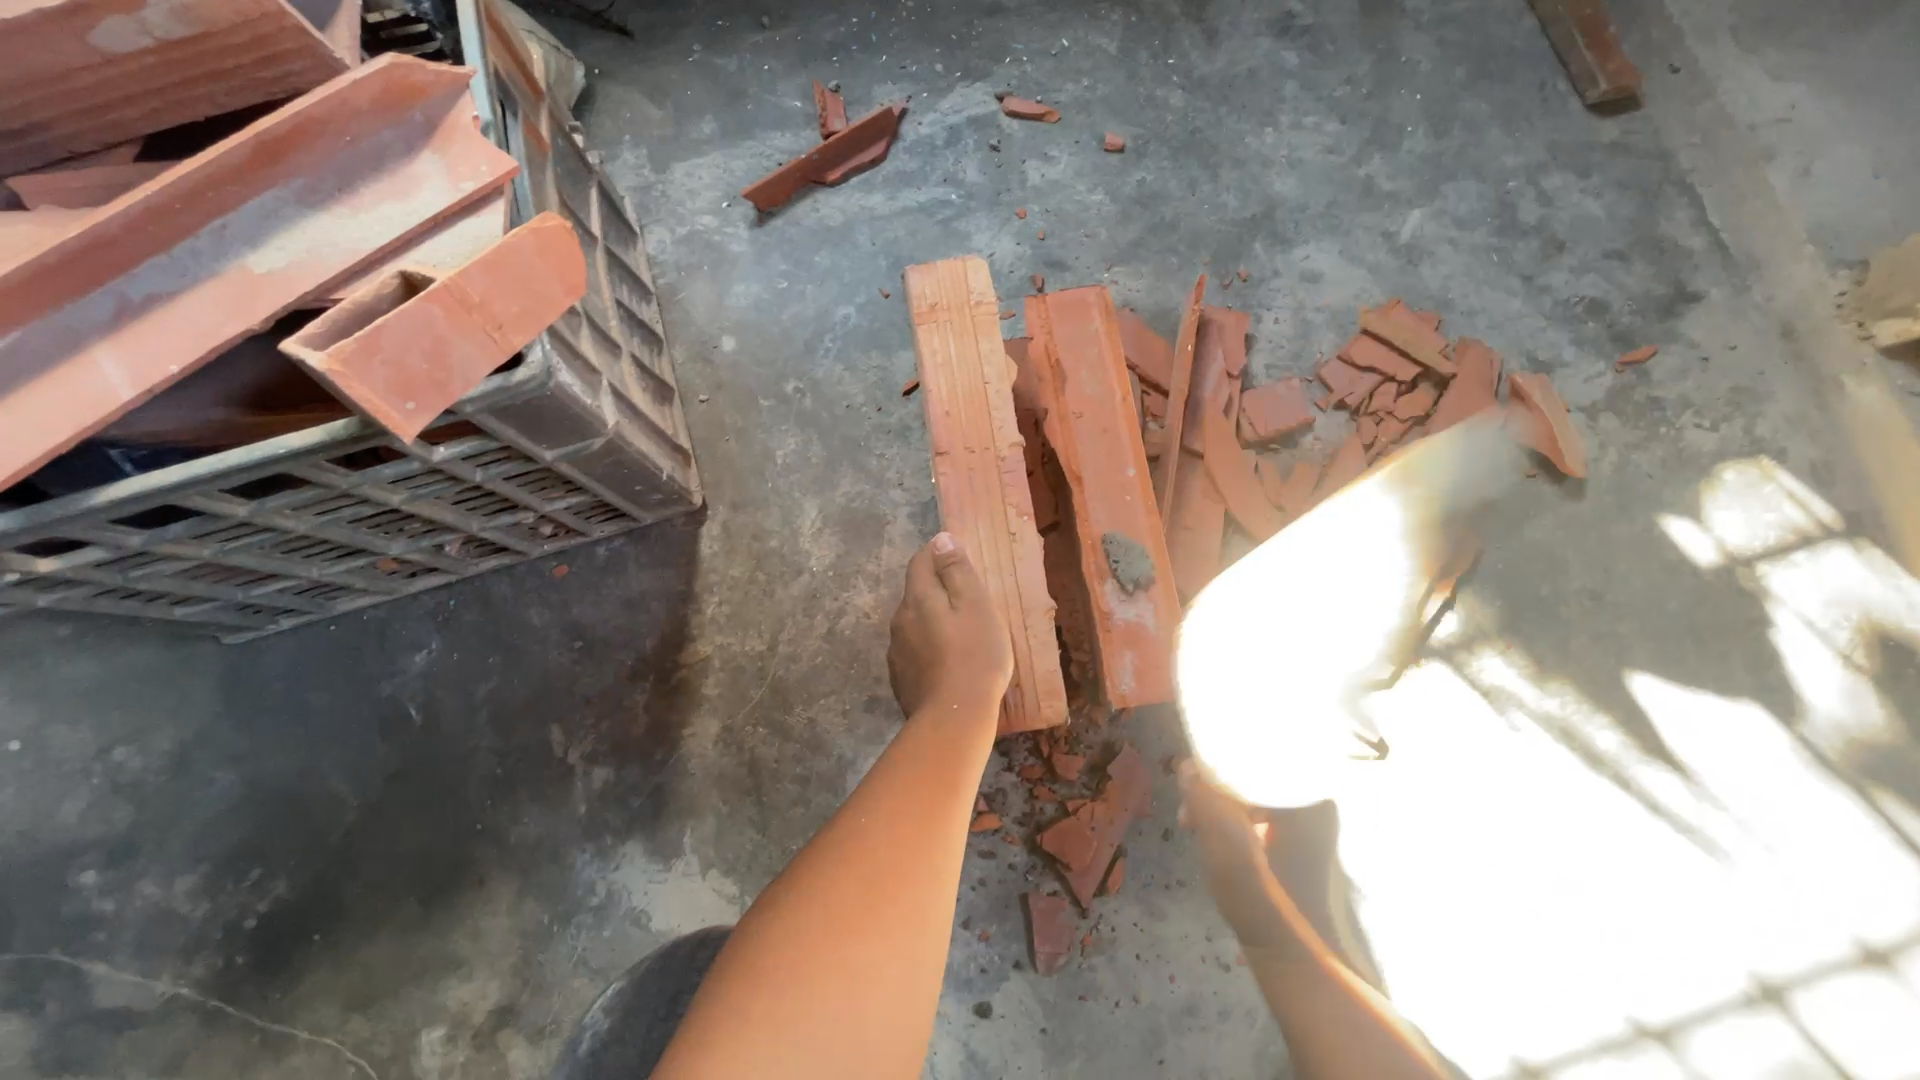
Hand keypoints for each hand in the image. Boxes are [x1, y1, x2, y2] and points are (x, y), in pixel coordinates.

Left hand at [887, 532, 1013, 718]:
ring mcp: (896, 653)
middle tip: (966, 598)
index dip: (936, 554)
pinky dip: (929, 648)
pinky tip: (947, 662)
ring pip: (913, 624)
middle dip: (936, 590)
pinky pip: (914, 652)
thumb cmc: (975, 655)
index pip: (919, 562)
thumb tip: (940, 539)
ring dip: (932, 621)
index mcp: (917, 599)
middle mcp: (899, 621)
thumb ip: (956, 570)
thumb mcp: (976, 605)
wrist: (954, 718)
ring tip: (959, 633)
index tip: (956, 556)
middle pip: (915, 594)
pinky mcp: (901, 680)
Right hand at [1179, 761, 1301, 953]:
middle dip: (1214, 791)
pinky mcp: (1299, 849)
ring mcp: (1310, 830)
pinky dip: (1233, 823)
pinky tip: (1212, 838)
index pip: (1258, 760)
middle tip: (1188, 812)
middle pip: (1254, 779)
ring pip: (1253, 800)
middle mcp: (1316, 807)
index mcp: (1310, 797)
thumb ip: (1203, 798)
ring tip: (1192, 826)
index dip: (1217, 766)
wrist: (1290, 956)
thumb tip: (1187, 766)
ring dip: (1218, 807)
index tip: (1190, 781)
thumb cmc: (1260, 895)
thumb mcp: (1222, 840)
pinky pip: (1260, 819)